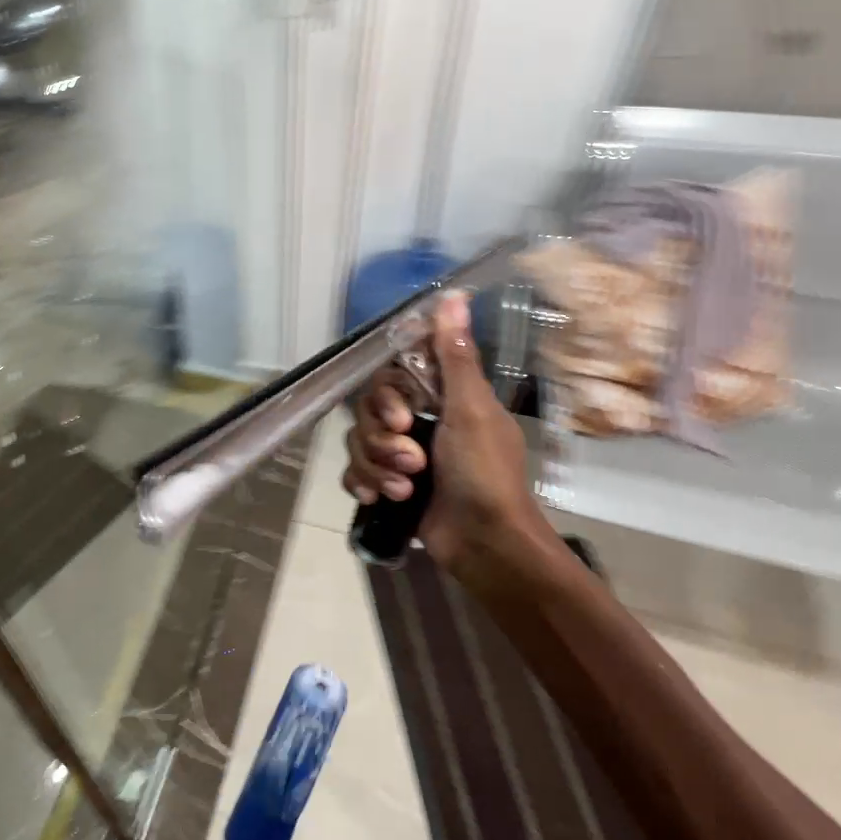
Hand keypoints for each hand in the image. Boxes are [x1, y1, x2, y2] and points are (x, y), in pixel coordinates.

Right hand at [343, 291, 559, 575]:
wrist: (485, 544)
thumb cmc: (485, 473)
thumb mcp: (471, 410)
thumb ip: (454, 356)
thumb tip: (454, 295)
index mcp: (443, 399)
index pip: (393, 376)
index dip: (387, 394)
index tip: (403, 414)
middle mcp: (420, 422)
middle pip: (368, 411)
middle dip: (383, 439)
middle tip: (412, 459)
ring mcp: (402, 456)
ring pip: (359, 443)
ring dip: (379, 466)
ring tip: (406, 488)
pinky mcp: (389, 486)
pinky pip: (355, 473)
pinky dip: (365, 484)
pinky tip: (380, 499)